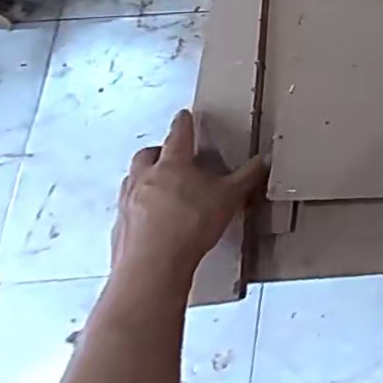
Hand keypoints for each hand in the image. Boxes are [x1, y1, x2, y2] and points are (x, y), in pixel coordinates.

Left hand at [110, 109, 266, 283]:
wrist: (153, 267)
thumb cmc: (190, 226)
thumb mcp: (230, 198)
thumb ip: (247, 177)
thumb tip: (263, 161)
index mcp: (172, 165)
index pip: (178, 135)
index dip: (183, 123)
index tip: (184, 115)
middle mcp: (145, 178)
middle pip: (146, 155)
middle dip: (158, 151)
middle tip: (170, 155)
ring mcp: (128, 203)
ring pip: (132, 180)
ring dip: (144, 178)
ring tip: (161, 187)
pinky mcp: (120, 228)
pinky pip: (128, 209)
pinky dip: (139, 208)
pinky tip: (153, 220)